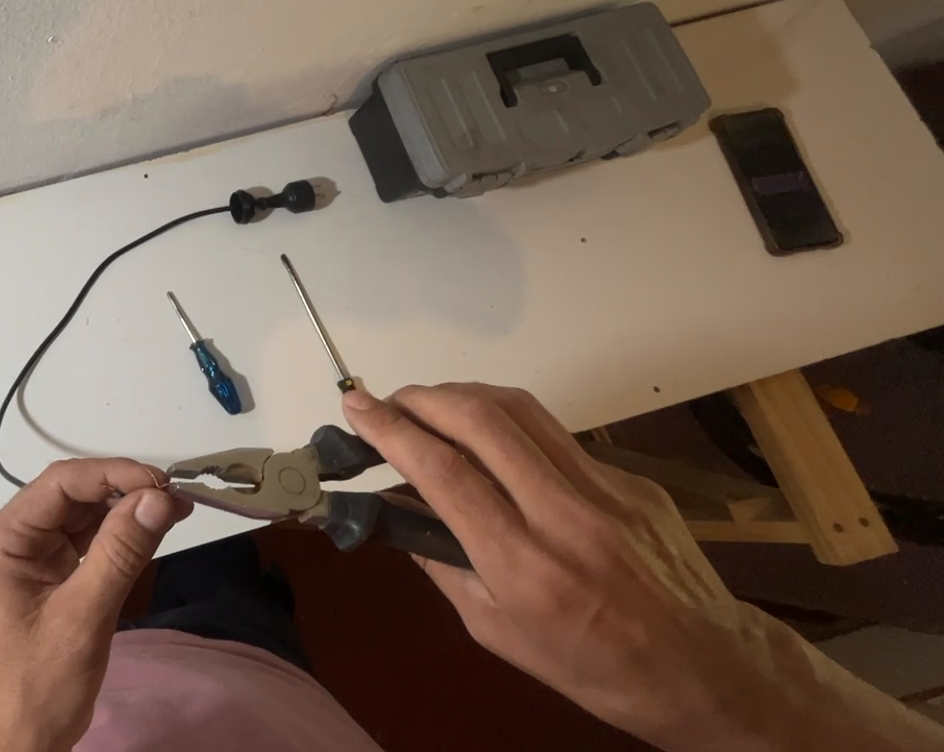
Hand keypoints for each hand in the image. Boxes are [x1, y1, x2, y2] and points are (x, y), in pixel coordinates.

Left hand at [0, 458, 192, 751]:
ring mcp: (26, 554)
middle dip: (122, 491)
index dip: (112, 474)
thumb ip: (121, 552)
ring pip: (79, 514)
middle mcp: (9, 536)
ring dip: (123, 511)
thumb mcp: (84, 617)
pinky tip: (147, 530)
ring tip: (172, 509)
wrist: (18, 746)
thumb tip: (160, 498)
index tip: (162, 483)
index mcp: (1, 538)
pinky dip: (115, 535)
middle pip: (69, 494)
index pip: (59, 483)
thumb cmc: (40, 686)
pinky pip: (81, 540)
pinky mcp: (43, 573)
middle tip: (176, 497)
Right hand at [341, 382, 940, 751]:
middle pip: (479, 421)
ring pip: (517, 409)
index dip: (390, 429)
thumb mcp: (493, 628)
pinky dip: (501, 421)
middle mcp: (567, 519)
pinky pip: (550, 431)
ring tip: (427, 406)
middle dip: (418, 397)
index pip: (444, 472)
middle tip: (386, 402)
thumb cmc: (590, 665)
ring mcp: (608, 492)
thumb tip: (392, 502)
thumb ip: (438, 558)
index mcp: (526, 567)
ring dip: (457, 394)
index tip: (353, 404)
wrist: (716, 677)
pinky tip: (488, 441)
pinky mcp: (630, 481)